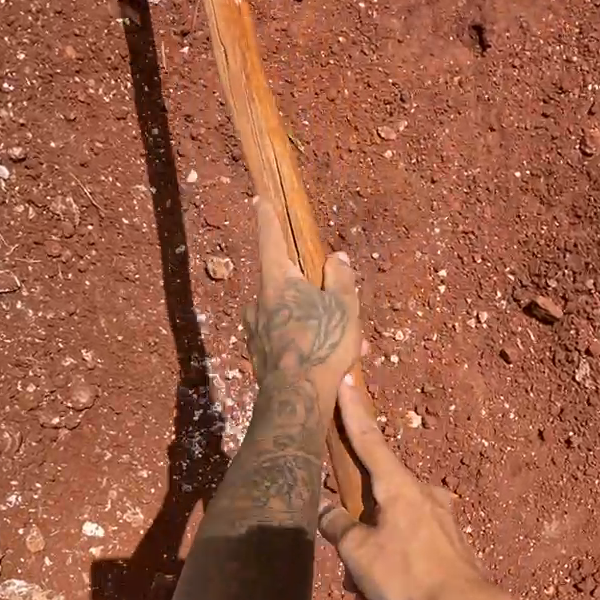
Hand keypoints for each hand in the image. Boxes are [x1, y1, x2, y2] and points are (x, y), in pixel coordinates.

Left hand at [247, 198, 359, 400]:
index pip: (271, 240)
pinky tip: (325, 363)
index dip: (267, 219)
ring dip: (312, 325)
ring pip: (286, 317)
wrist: (297, 398)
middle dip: (311, 295)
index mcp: (277, 282)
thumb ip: (341, 279)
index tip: (259, 201)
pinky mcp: (258, 357)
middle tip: (338, 311)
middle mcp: (258, 302)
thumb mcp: (345, 307)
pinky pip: (284, 341)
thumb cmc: (323, 345)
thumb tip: (337, 259)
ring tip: (343, 346)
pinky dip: (303, 344)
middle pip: (283, 285)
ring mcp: (254, 331)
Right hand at [316, 378, 489, 599]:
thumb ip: (339, 529)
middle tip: (351, 570)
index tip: (348, 380)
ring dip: (374, 563)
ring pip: (391, 531)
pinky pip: (409, 550)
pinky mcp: (449, 543)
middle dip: (358, 535)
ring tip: (371, 598)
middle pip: (376, 501)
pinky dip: (394, 573)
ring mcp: (440, 518)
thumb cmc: (407, 574)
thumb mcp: (360, 553)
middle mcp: (423, 494)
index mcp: (399, 487)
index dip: (354, 412)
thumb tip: (328, 513)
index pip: (369, 441)